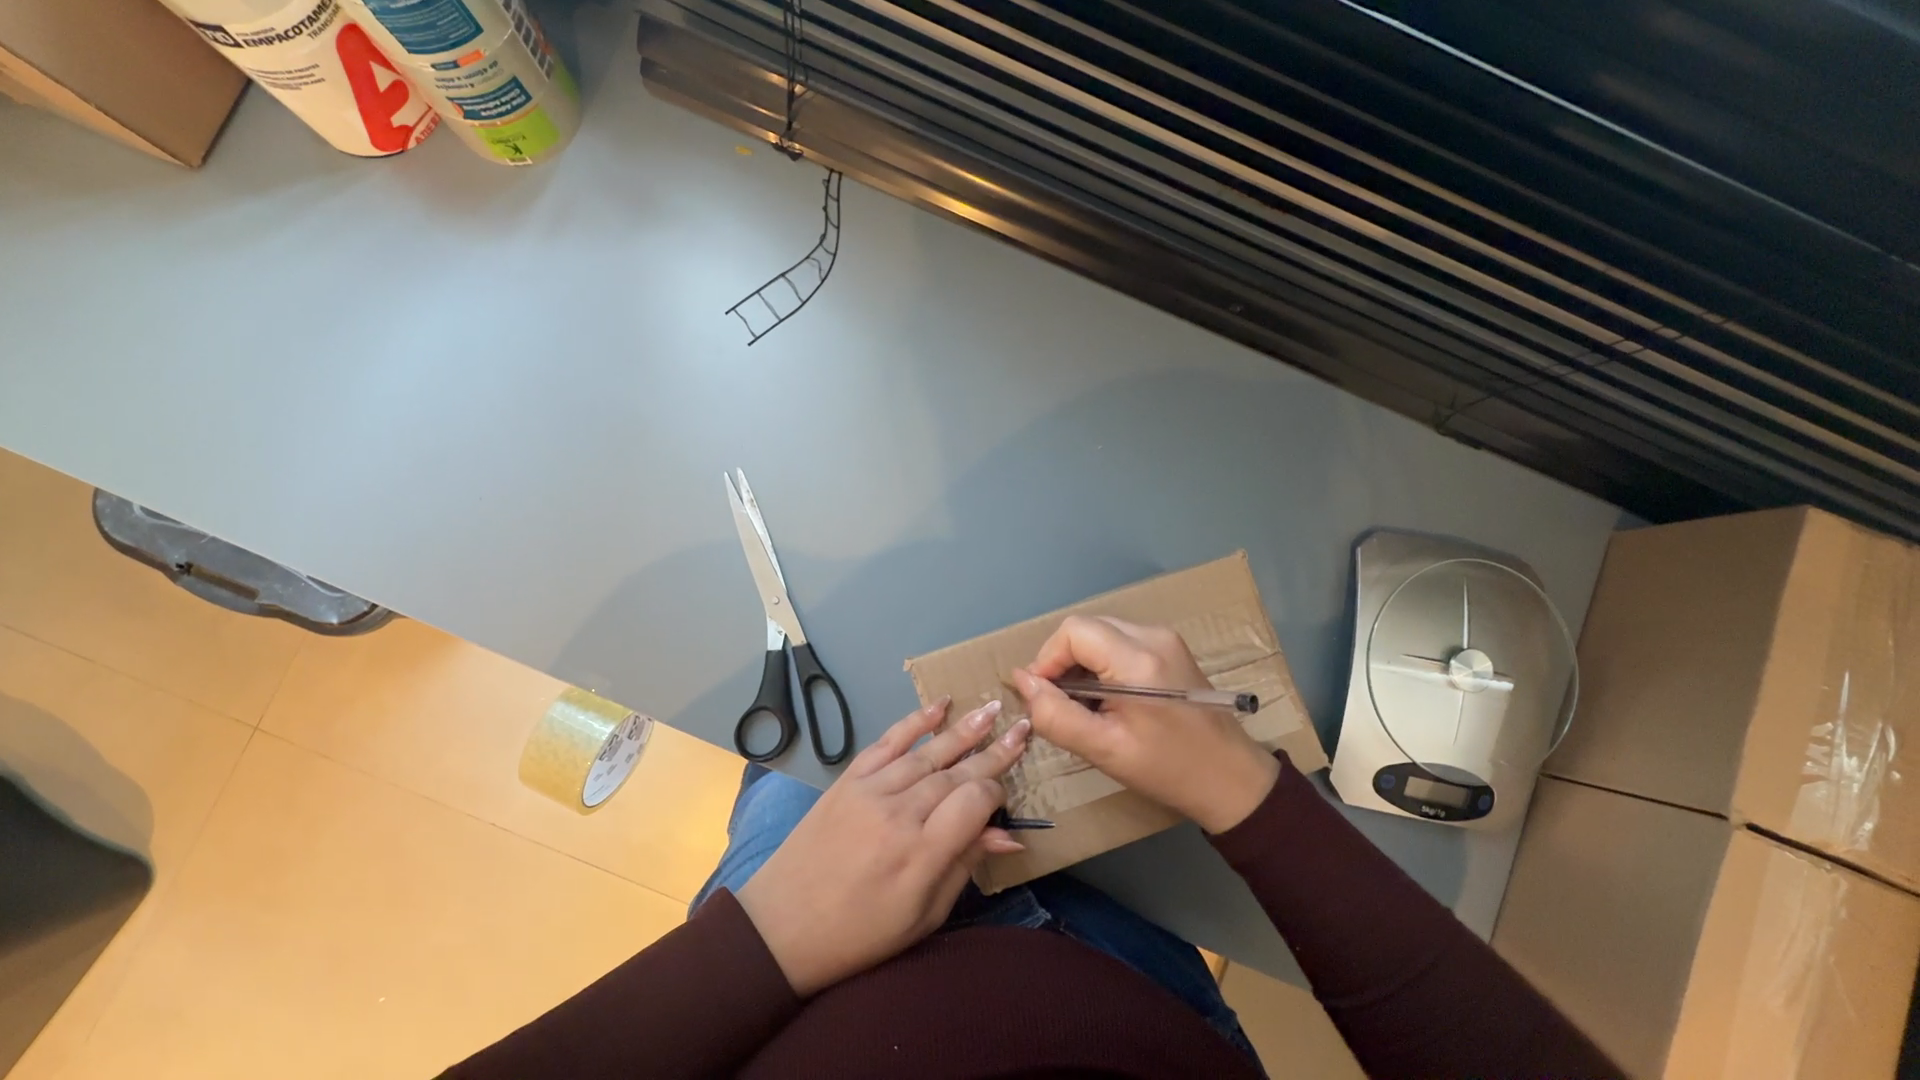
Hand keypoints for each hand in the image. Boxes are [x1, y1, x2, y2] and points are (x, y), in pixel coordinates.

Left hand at [734, 699, 1030, 996]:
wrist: (781, 927)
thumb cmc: (860, 934)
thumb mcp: (923, 916)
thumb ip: (964, 865)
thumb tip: (1009, 834)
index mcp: (920, 853)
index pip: (973, 802)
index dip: (996, 793)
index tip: (1006, 794)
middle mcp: (898, 813)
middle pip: (955, 773)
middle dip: (993, 750)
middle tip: (1022, 728)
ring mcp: (869, 792)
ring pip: (926, 753)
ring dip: (962, 730)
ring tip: (992, 710)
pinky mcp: (847, 781)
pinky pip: (886, 743)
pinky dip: (913, 722)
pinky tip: (939, 707)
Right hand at [1012, 616, 1278, 832]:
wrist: (1232, 779)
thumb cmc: (1167, 768)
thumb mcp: (1103, 749)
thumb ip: (1055, 714)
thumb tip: (1022, 681)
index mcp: (1138, 658)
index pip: (1072, 632)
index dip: (1048, 660)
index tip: (1043, 697)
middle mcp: (1153, 636)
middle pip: (1086, 629)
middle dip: (1063, 662)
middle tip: (1061, 704)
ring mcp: (1165, 640)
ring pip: (1101, 634)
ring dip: (1082, 664)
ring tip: (1086, 706)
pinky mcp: (1171, 649)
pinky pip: (1121, 643)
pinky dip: (1103, 665)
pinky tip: (1109, 699)